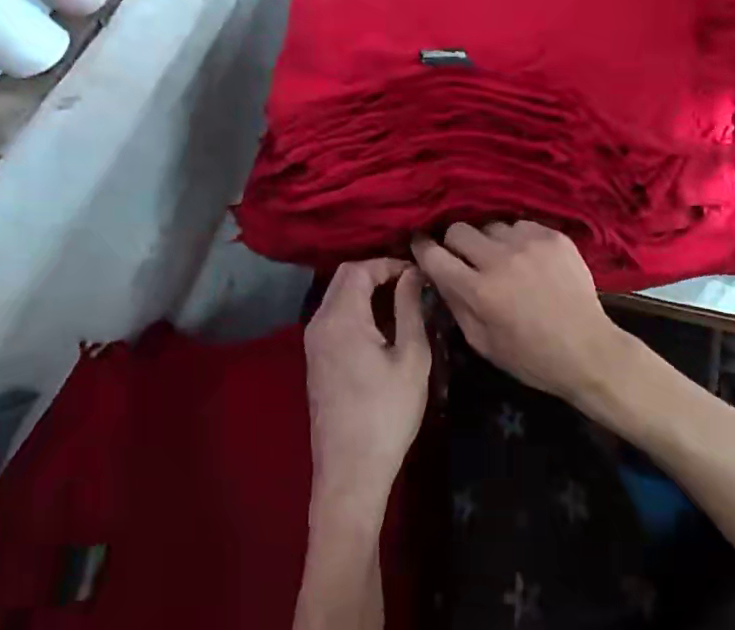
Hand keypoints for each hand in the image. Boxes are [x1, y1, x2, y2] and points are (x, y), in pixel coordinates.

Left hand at [303, 258, 430, 509]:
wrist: (351, 471)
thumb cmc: (387, 412)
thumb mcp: (411, 356)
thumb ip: (410, 308)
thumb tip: (413, 274)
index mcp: (340, 318)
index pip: (360, 268)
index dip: (390, 263)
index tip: (420, 274)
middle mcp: (319, 323)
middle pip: (345, 278)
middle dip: (379, 272)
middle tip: (414, 283)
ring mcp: (314, 343)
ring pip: (339, 296)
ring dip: (369, 290)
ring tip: (406, 300)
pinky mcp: (317, 360)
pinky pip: (336, 316)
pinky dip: (359, 308)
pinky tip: (386, 324)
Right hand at [412, 222, 634, 405]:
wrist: (587, 348)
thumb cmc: (531, 357)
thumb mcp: (482, 343)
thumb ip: (455, 304)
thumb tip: (437, 274)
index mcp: (479, 290)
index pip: (435, 255)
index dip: (423, 249)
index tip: (422, 246)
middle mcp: (501, 259)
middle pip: (459, 230)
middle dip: (456, 244)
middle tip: (466, 259)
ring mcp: (529, 243)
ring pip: (491, 226)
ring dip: (490, 242)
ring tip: (503, 261)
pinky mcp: (553, 236)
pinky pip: (521, 225)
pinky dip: (518, 240)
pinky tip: (528, 259)